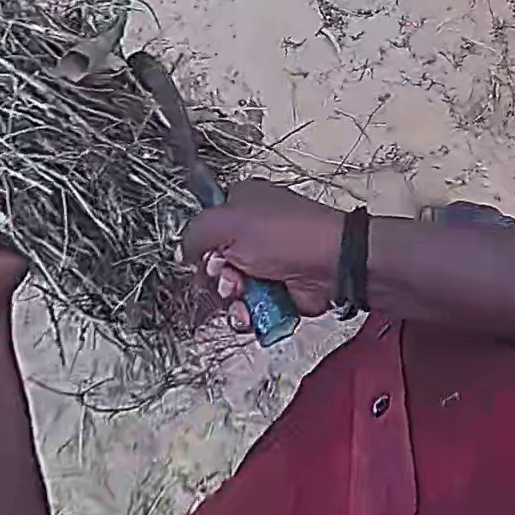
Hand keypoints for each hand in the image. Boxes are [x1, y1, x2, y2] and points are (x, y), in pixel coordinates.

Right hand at [183, 180, 342, 331]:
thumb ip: (195, 233)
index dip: (201, 243)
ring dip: (231, 298)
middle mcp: (252, 231)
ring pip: (228, 288)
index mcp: (242, 202)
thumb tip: (184, 250)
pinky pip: (247, 306)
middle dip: (216, 275)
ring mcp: (264, 260)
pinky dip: (247, 312)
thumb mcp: (228, 222)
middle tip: (230, 274)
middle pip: (213, 262)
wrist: (331, 263)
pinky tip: (253, 309)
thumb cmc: (286, 234)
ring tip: (245, 292)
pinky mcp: (274, 287)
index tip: (203, 254)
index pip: (206, 224)